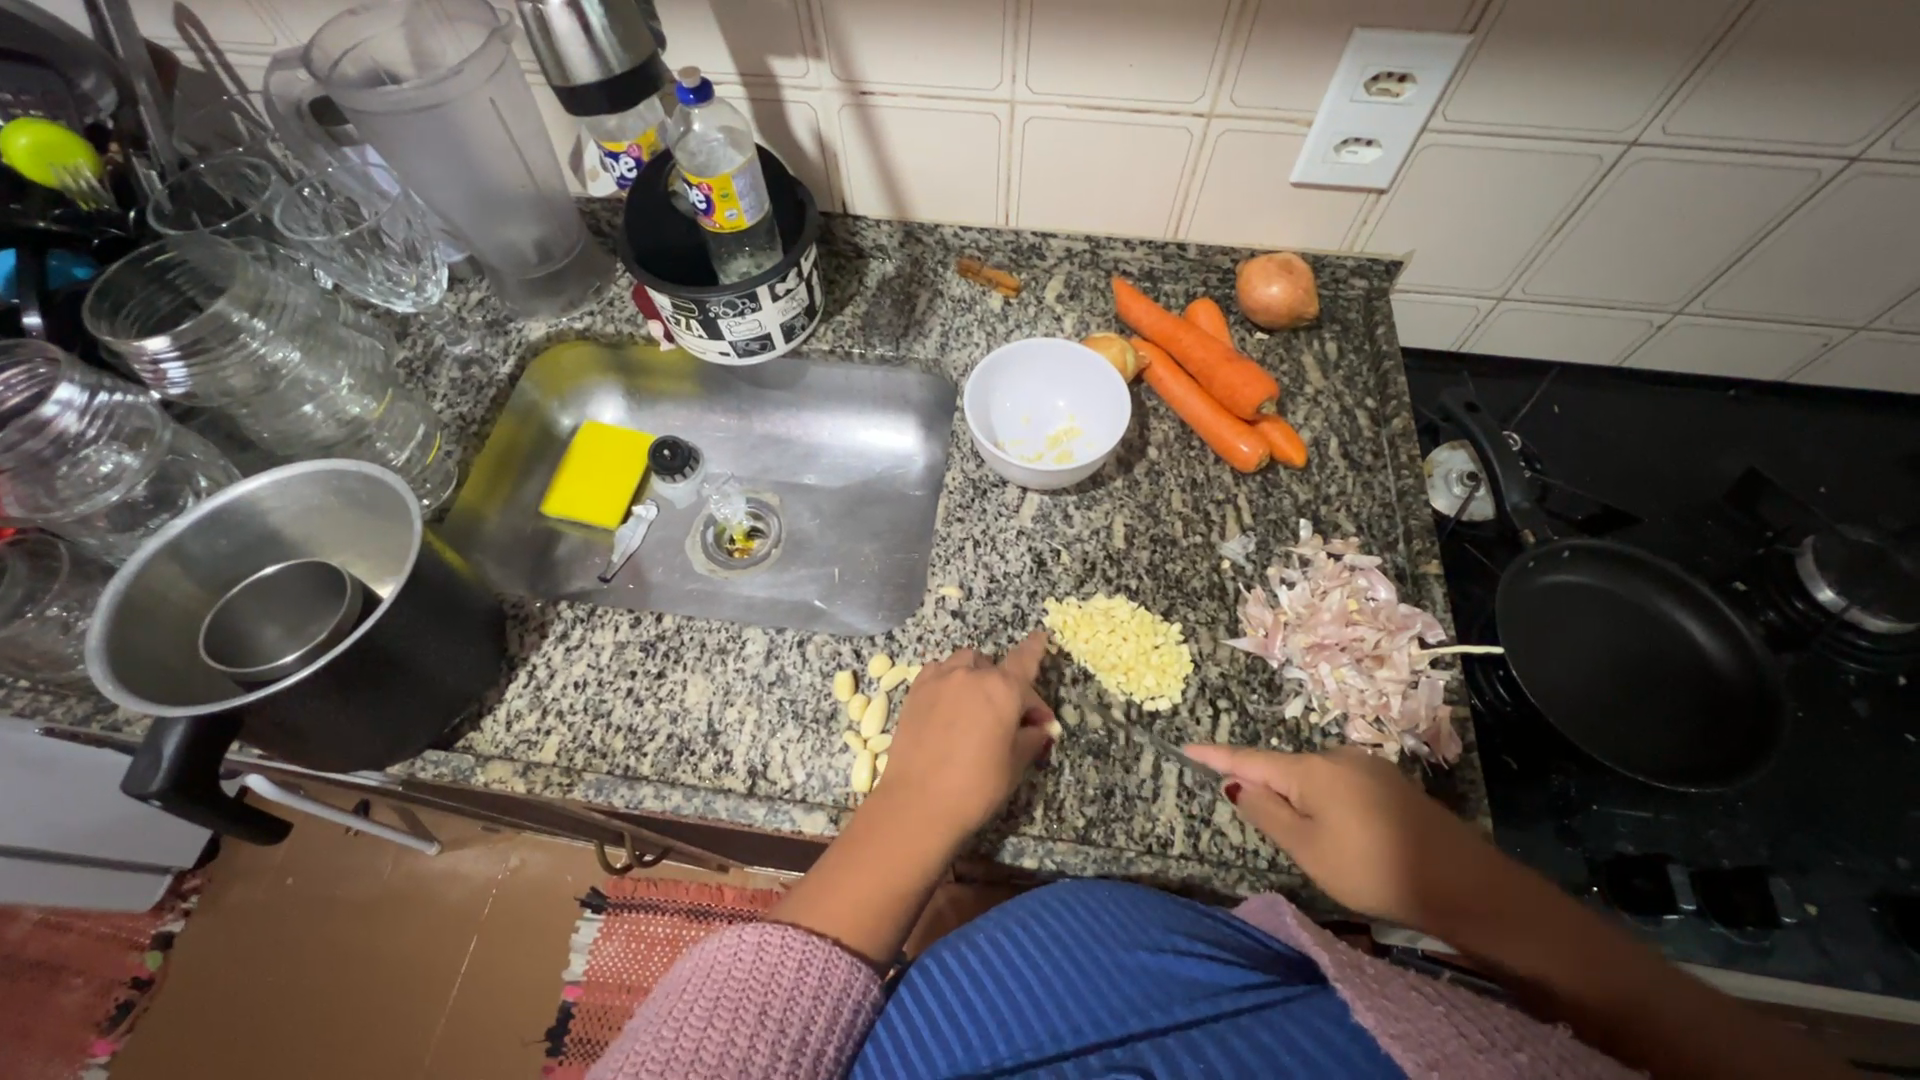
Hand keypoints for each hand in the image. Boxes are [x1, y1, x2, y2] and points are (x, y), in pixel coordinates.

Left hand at [867, 630, 1055, 849]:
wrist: (917, 802)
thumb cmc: (976, 786)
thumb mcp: (1014, 764)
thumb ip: (1030, 738)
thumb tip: (1039, 728)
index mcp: (1003, 689)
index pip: (1025, 659)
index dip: (1035, 648)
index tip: (1041, 636)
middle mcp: (971, 675)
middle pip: (996, 669)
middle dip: (1008, 688)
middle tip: (1013, 719)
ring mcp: (939, 680)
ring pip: (965, 663)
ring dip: (976, 676)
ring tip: (978, 702)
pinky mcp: (915, 691)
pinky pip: (938, 671)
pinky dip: (949, 679)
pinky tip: (950, 702)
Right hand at [1183, 744, 1518, 932]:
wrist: (1465, 884)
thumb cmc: (1373, 869)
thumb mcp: (1308, 849)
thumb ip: (1267, 813)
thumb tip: (1236, 783)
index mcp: (1310, 770)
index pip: (1250, 760)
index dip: (1216, 757)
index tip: (1186, 746)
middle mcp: (1336, 757)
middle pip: (1284, 769)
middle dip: (1266, 790)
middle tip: (1270, 833)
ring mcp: (1367, 768)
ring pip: (1314, 780)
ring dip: (1300, 802)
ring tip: (1315, 846)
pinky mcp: (1390, 784)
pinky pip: (1339, 787)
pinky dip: (1325, 804)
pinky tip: (1344, 837)